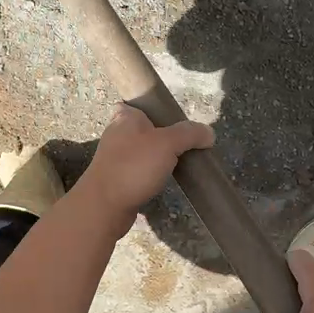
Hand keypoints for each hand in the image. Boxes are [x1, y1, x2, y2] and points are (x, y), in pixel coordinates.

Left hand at [76, 104, 213, 213]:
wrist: (104, 206)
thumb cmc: (134, 166)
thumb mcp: (167, 143)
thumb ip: (189, 134)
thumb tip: (209, 133)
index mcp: (126, 117)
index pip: (141, 106)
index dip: (159, 113)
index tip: (177, 125)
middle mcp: (117, 134)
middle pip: (146, 130)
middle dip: (164, 139)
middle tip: (185, 148)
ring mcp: (115, 158)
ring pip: (143, 152)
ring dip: (158, 159)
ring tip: (178, 166)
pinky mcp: (116, 179)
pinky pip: (139, 172)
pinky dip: (150, 176)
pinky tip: (162, 182)